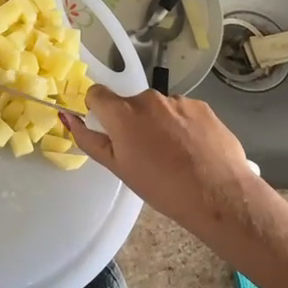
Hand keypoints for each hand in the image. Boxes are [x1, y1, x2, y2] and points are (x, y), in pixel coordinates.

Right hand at [61, 86, 260, 232]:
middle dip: (133, 122)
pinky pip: (183, 112)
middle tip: (146, 153)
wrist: (219, 194)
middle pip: (130, 104)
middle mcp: (148, 99)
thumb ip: (89, 139)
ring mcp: (177, 100)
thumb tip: (68, 117)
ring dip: (160, 124)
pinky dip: (183, 126)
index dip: (99, 110)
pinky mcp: (202, 106)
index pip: (97, 93)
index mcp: (122, 113)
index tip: (109, 131)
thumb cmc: (161, 187)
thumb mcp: (118, 167)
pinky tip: (193, 150)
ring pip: (158, 109)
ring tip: (175, 155)